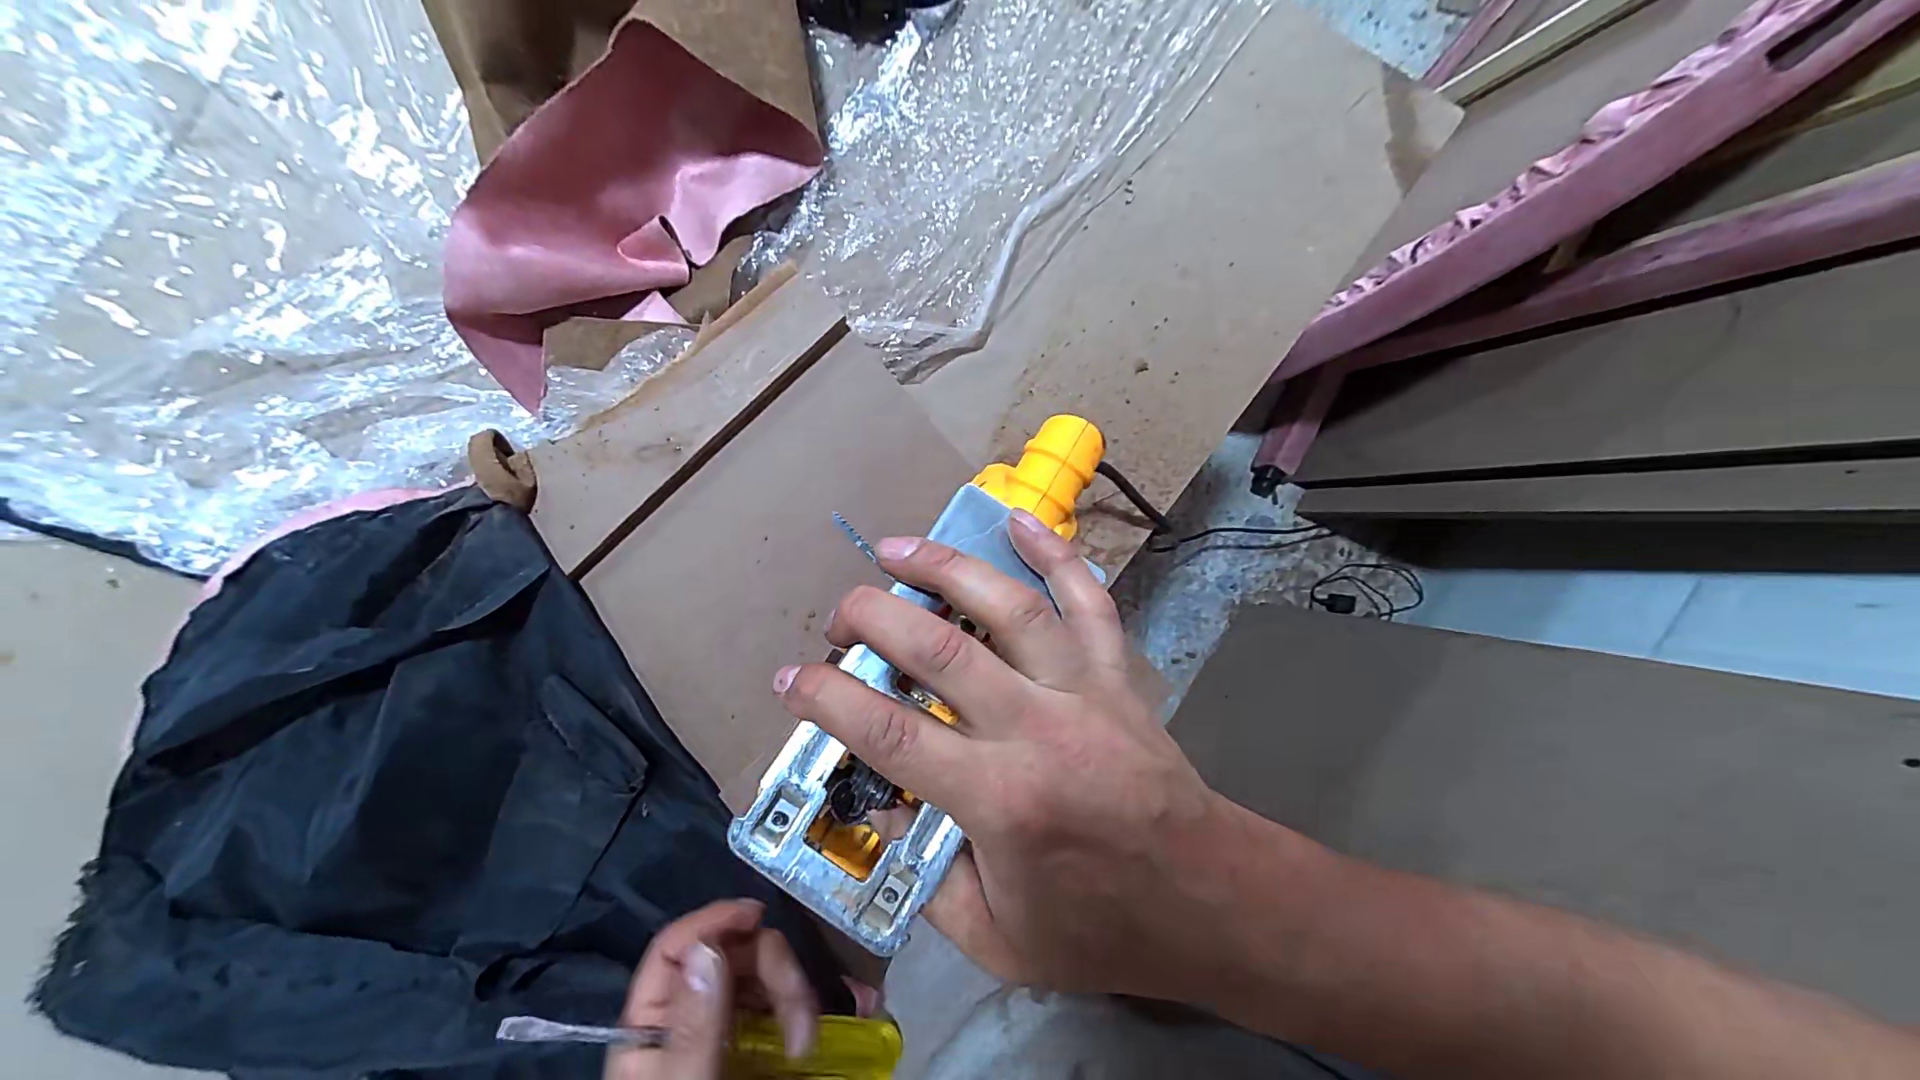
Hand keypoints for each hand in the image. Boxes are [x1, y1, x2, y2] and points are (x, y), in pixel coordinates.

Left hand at [605, 900, 818, 1079]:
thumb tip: (708, 949)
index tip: (758, 917)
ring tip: (823, 1037)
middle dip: (777, 975)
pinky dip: (826, 999)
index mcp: (653, 1030)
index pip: (672, 952)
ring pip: (769, 978)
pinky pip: (796, 1007)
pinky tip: (856, 1006)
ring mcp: (734, 1035)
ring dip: (804, 990)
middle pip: (733, 957)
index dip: (711, 923)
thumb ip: (694, 1032)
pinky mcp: (770, 1051)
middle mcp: (693, 1021)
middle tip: (803, 1030)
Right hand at [772, 508, 1264, 1000]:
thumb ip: (927, 873)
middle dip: (875, 619)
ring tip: (897, 548)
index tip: (791, 678)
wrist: (1208, 897)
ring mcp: (1083, 689)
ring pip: (1009, 606)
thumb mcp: (995, 937)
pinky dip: (1055, 554)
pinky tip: (1018, 520)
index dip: (830, 700)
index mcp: (1001, 799)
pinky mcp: (1116, 674)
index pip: (892, 734)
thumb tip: (882, 805)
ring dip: (947, 568)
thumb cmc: (1098, 928)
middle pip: (941, 650)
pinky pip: (1088, 600)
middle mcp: (1038, 728)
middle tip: (840, 617)